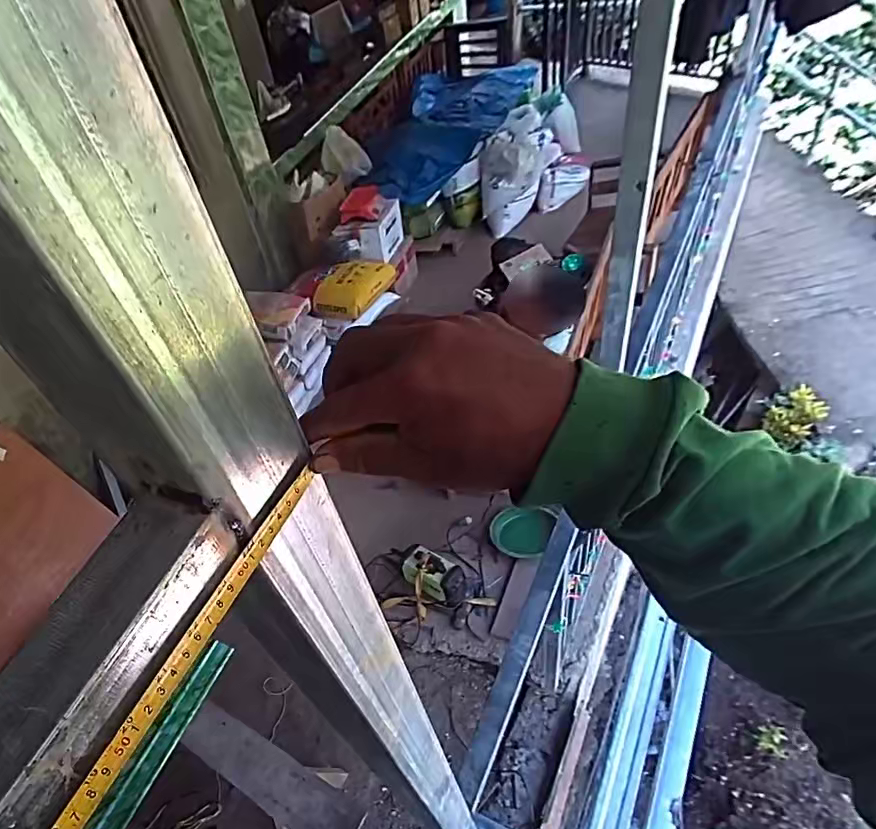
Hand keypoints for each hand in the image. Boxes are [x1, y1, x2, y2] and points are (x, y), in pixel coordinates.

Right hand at [301, 313, 578, 492]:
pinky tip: (419, 376)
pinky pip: (417, 326)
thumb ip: (365, 455)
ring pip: (381, 332)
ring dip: (366, 362)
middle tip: (345, 414)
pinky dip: (401, 350)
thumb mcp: (423, 464)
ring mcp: (445, 324)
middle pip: (349, 352)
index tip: (309, 439)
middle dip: (336, 385)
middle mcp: (417, 343)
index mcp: (404, 386)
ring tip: (379, 392)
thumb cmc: (493, 453)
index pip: (339, 406)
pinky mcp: (469, 317)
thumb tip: (323, 456)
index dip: (318, 426)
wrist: (566, 425)